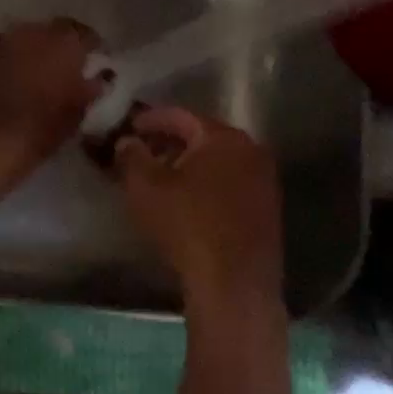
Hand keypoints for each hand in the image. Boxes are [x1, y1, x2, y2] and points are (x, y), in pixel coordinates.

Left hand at [0, 19, 104, 160]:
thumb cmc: (47, 124)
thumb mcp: (80, 108)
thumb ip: (92, 86)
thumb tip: (99, 77)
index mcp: (67, 42)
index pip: (85, 33)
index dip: (90, 45)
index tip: (94, 56)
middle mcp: (37, 32)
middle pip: (54, 29)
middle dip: (60, 41)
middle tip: (64, 60)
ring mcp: (7, 41)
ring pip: (25, 33)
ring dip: (32, 44)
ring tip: (35, 62)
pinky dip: (2, 49)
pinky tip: (6, 62)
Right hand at [114, 107, 283, 304]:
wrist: (232, 277)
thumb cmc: (185, 223)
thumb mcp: (144, 186)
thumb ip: (131, 156)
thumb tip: (127, 141)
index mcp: (223, 138)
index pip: (181, 116)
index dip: (150, 119)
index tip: (127, 126)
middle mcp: (251, 150)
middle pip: (202, 136)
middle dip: (168, 142)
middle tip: (139, 153)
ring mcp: (264, 179)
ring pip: (216, 160)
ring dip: (187, 164)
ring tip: (158, 179)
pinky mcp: (265, 207)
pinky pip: (228, 182)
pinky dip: (204, 183)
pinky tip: (184, 200)